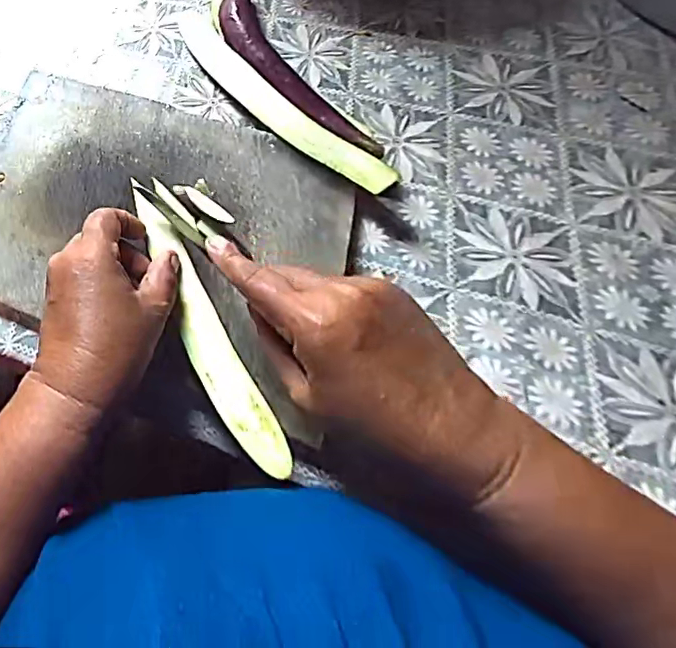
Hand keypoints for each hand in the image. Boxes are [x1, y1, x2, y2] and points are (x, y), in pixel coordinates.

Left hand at [31, 209, 177, 425]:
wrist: (74, 384)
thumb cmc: (113, 348)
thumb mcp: (152, 308)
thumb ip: (164, 274)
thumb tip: (168, 257)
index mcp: (89, 254)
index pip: (105, 217)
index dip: (128, 222)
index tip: (144, 236)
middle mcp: (66, 259)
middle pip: (96, 237)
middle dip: (126, 250)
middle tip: (149, 276)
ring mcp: (56, 276)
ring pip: (87, 255)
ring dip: (112, 265)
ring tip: (136, 296)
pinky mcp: (53, 294)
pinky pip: (77, 273)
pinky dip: (97, 278)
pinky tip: (116, 306)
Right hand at [205, 239, 528, 504]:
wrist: (464, 432)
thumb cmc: (376, 426)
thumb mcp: (304, 394)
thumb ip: (272, 343)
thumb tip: (260, 310)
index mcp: (314, 322)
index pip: (258, 281)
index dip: (232, 264)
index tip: (212, 244)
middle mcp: (340, 293)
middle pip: (281, 274)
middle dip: (268, 288)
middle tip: (271, 321)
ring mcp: (369, 286)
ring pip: (309, 279)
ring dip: (299, 296)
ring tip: (316, 336)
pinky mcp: (390, 289)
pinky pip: (338, 286)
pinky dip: (328, 300)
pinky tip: (346, 333)